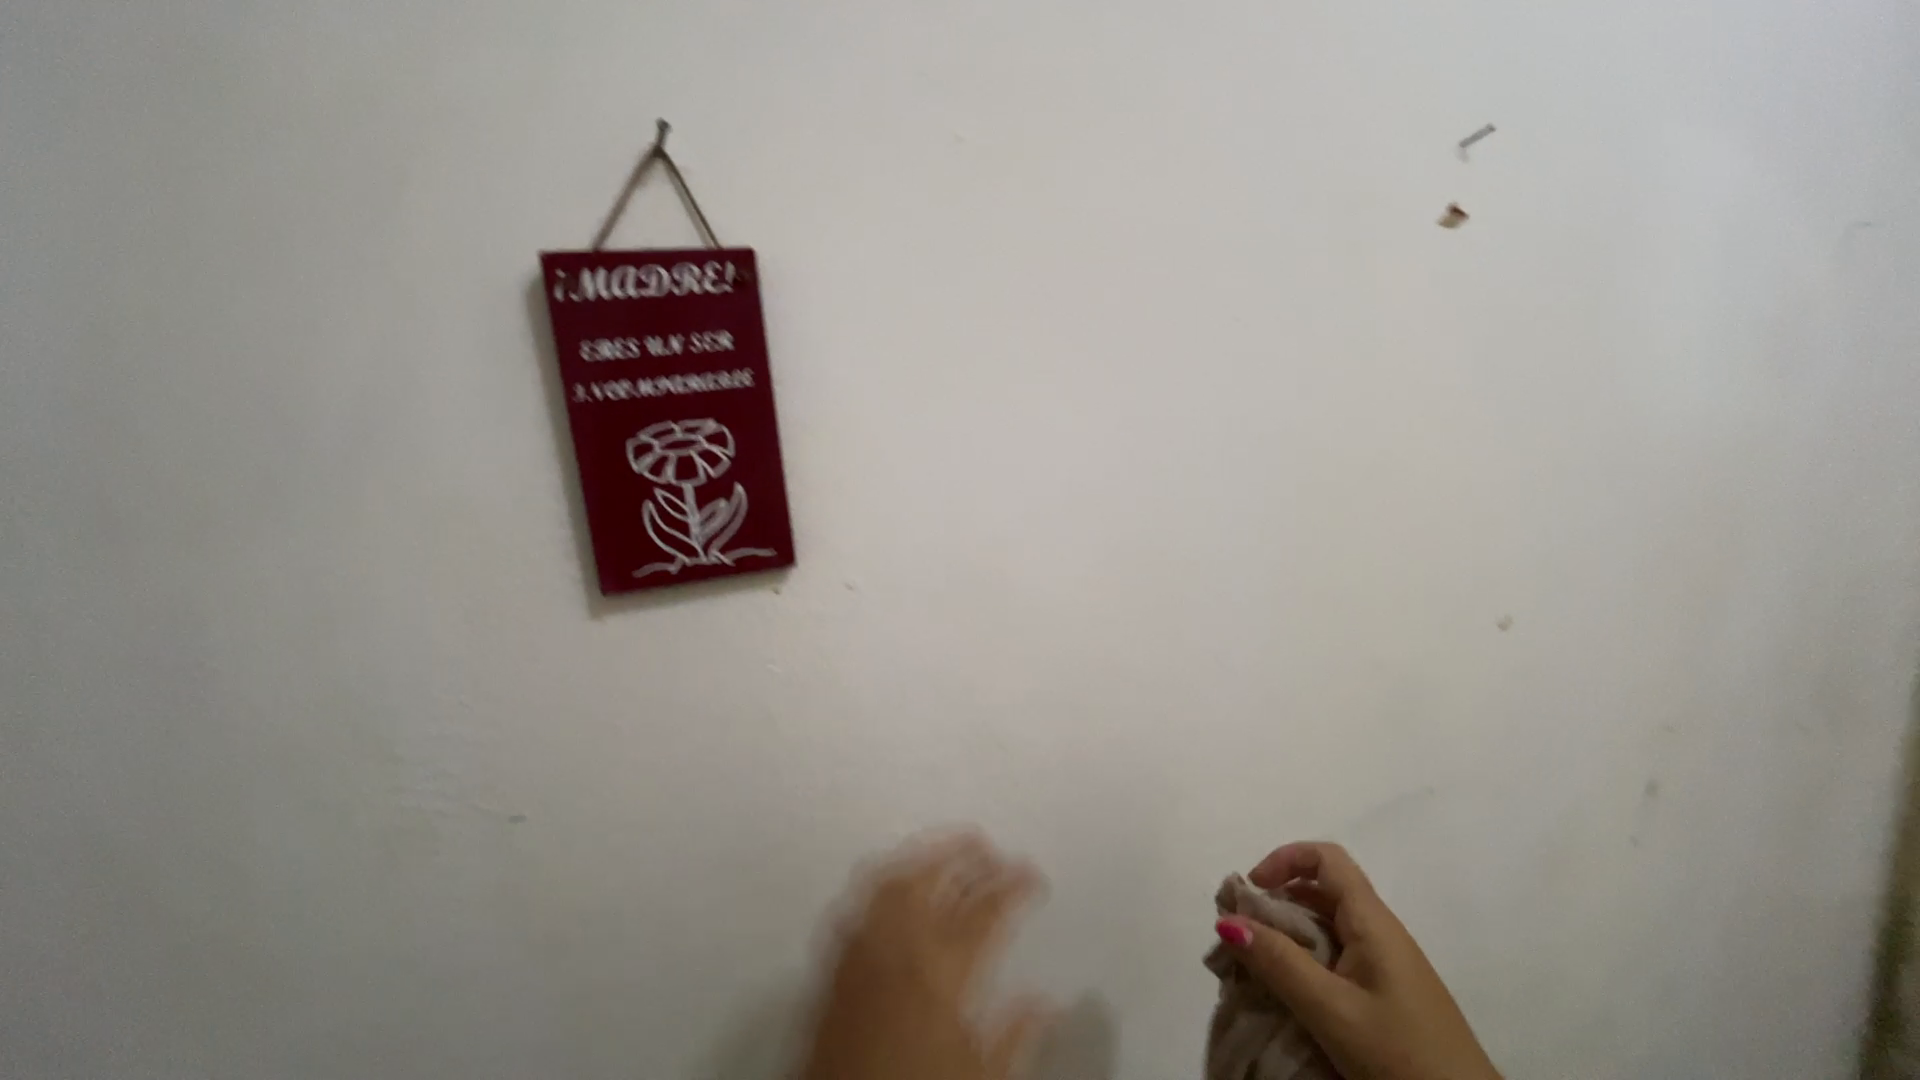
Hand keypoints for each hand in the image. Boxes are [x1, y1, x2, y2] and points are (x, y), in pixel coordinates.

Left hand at [800, 831, 1051, 1079]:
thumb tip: (1043, 1006)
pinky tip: (888, 886)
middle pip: (933, 880)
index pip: (987, 910)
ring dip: (919, 860)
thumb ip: (1015, 1032)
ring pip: (891, 884)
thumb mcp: (979, 1072)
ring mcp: (860, 953)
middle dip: (963, 854)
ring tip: (940, 849)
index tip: (1029, 876)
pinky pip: (857, 906)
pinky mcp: (832, 966)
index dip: (1013, 886)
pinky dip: (880, 885)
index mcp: (942, 972)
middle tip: (986, 847)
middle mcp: (898, 950)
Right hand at [1215, 843, 1499, 1079]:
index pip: (1326, 857)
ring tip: (1255, 965)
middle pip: (1321, 889)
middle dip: (1275, 901)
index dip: (1284, 859)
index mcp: (1372, 921)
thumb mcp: (1331, 1010)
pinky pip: (1336, 957)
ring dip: (1286, 934)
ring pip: (1326, 926)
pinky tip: (1288, 992)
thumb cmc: (1402, 1055)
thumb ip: (1279, 963)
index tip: (1252, 891)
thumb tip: (1227, 918)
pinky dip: (1304, 961)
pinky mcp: (1386, 994)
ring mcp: (1385, 964)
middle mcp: (1380, 932)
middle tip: (1240, 933)